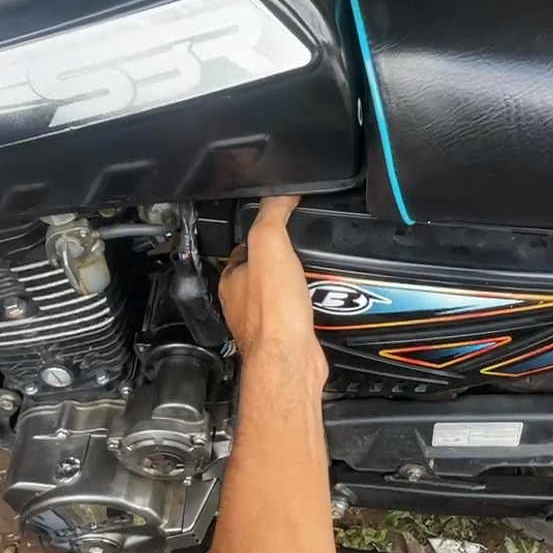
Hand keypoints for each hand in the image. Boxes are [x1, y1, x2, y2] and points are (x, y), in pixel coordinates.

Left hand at [220, 197, 326, 383]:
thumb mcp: (271, 244)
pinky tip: (320, 304)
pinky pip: (298, 316)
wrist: (291, 359)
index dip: (260, 234)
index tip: (277, 224)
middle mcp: (243, 303)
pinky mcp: (287, 339)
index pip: (242, 248)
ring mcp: (265, 323)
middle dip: (281, 261)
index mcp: (232, 279)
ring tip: (316, 274)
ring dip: (297, 285)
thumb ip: (272, 215)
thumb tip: (283, 193)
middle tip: (301, 250)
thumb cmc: (274, 312)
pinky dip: (309, 308)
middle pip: (262, 272)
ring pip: (279, 296)